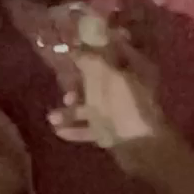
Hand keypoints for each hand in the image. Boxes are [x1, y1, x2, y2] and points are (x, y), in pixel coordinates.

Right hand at [48, 41, 172, 167]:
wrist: (140, 148)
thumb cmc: (123, 106)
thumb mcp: (104, 76)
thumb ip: (90, 59)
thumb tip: (77, 48)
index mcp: (134, 68)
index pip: (115, 48)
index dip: (94, 46)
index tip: (73, 46)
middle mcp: (130, 88)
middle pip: (100, 80)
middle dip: (77, 85)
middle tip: (63, 87)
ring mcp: (123, 112)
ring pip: (93, 106)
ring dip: (71, 111)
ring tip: (53, 117)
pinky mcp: (115, 133)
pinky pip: (93, 127)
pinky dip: (77, 128)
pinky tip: (59, 131)